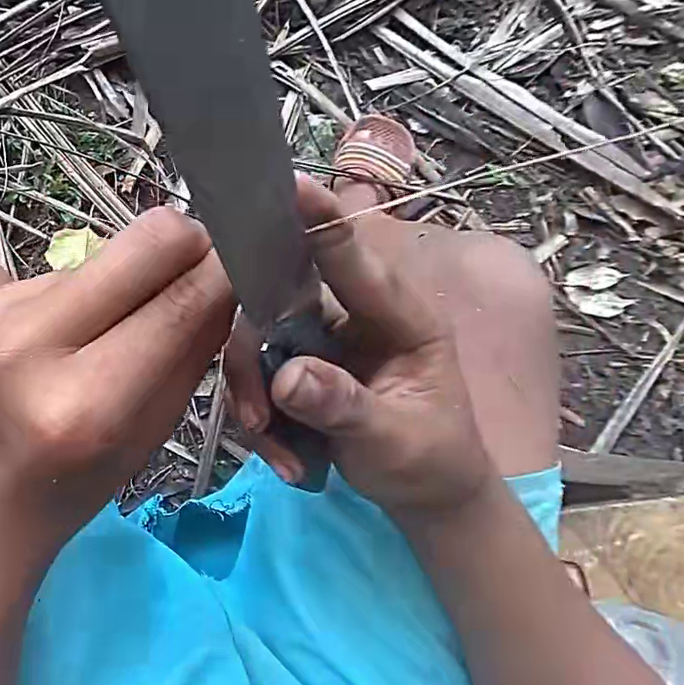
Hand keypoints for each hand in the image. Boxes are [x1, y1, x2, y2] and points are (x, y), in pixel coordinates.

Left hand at [0, 208, 233, 564]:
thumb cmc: (87, 477)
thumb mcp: (159, 424)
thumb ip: (196, 342)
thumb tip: (227, 268)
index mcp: (82, 404)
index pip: (180, 303)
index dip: (224, 272)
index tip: (248, 263)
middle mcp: (26, 348)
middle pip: (143, 242)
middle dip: (188, 248)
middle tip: (200, 271)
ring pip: (106, 251)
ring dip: (135, 274)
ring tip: (125, 319)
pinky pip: (67, 270)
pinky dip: (93, 290)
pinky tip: (78, 329)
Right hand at [224, 177, 495, 520]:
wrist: (425, 494)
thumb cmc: (429, 460)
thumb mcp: (395, 440)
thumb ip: (344, 406)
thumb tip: (287, 377)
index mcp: (397, 316)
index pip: (354, 260)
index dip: (321, 223)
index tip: (290, 190)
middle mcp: (350, 316)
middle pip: (276, 302)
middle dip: (255, 359)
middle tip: (255, 416)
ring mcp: (318, 339)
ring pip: (255, 342)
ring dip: (253, 399)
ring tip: (279, 454)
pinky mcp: (295, 364)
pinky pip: (255, 375)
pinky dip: (259, 420)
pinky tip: (287, 460)